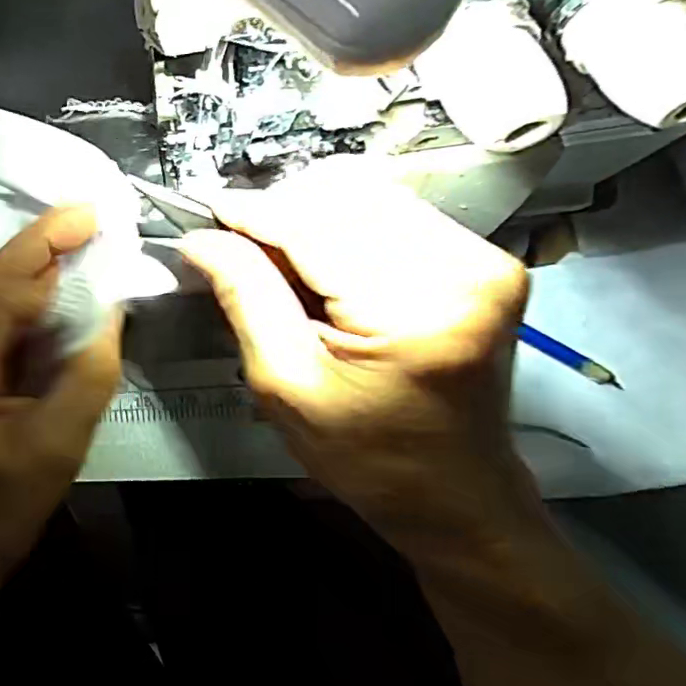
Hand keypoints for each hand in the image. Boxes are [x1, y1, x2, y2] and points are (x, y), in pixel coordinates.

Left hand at [0, 207, 123, 644]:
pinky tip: (54, 292)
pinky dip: (22, 302)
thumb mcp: (64, 440)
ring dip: (33, 274)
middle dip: (41, 251)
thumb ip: (90, 366)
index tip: (88, 211)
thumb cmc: (11, 505)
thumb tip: (107, 303)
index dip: (43, 242)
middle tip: (94, 227)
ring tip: (83, 251)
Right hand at [177, 168, 539, 545]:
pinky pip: (394, 212)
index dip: (252, 214)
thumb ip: (245, 298)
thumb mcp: (285, 384)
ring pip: (368, 194)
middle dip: (280, 212)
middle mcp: (464, 269)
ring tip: (279, 258)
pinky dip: (345, 224)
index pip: (315, 227)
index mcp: (415, 311)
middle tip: (239, 247)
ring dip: (311, 214)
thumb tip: (203, 239)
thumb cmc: (366, 456)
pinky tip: (322, 262)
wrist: (453, 492)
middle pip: (345, 197)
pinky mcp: (482, 259)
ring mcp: (482, 259)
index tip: (205, 213)